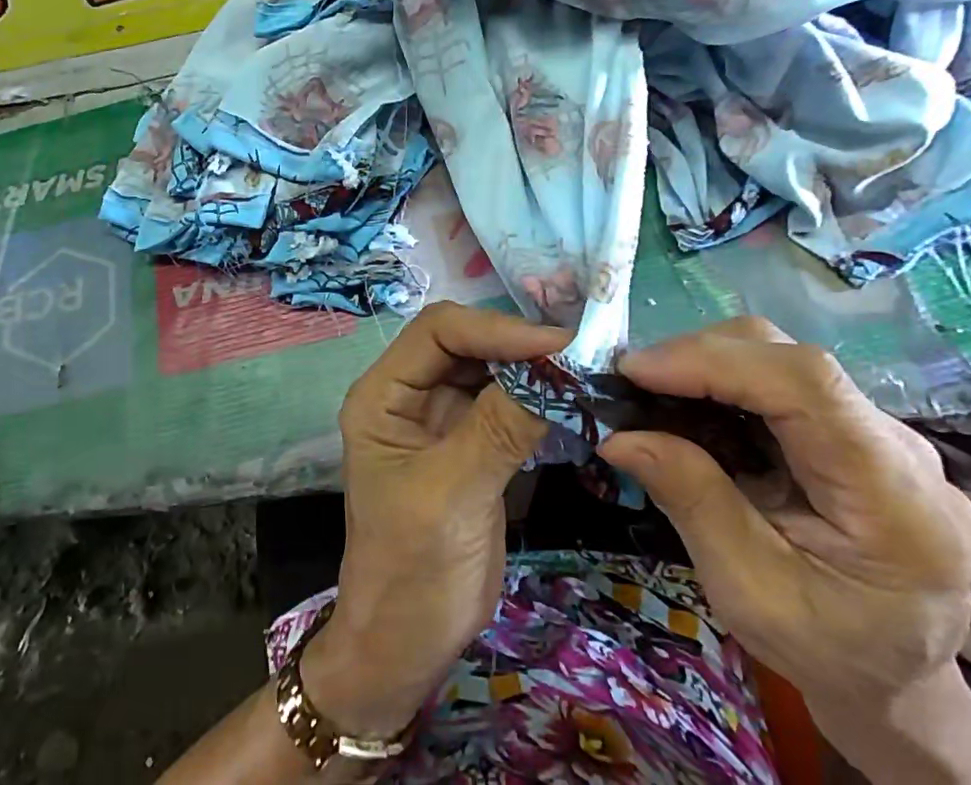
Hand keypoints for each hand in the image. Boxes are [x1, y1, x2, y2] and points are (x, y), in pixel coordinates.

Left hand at [300, 303, 568, 736]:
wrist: (407, 640)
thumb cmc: (413, 569)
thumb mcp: (452, 495)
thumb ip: (498, 428)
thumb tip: (557, 368)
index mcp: (382, 397)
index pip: (437, 332)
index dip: (495, 329)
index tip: (559, 346)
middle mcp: (407, 397)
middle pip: (464, 344)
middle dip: (518, 344)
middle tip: (585, 355)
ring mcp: (439, 420)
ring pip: (488, 371)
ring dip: (532, 368)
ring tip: (588, 371)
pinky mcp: (469, 446)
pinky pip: (505, 405)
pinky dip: (536, 399)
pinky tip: (573, 401)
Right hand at [599, 317, 970, 720]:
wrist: (892, 678)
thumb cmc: (823, 647)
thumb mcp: (747, 590)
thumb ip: (692, 501)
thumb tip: (618, 436)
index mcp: (898, 502)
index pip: (808, 387)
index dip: (714, 362)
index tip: (633, 372)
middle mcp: (902, 451)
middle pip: (792, 361)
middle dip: (698, 357)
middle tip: (626, 384)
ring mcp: (881, 436)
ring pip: (782, 359)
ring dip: (703, 364)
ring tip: (645, 393)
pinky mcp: (851, 432)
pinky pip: (778, 383)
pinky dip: (717, 382)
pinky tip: (682, 406)